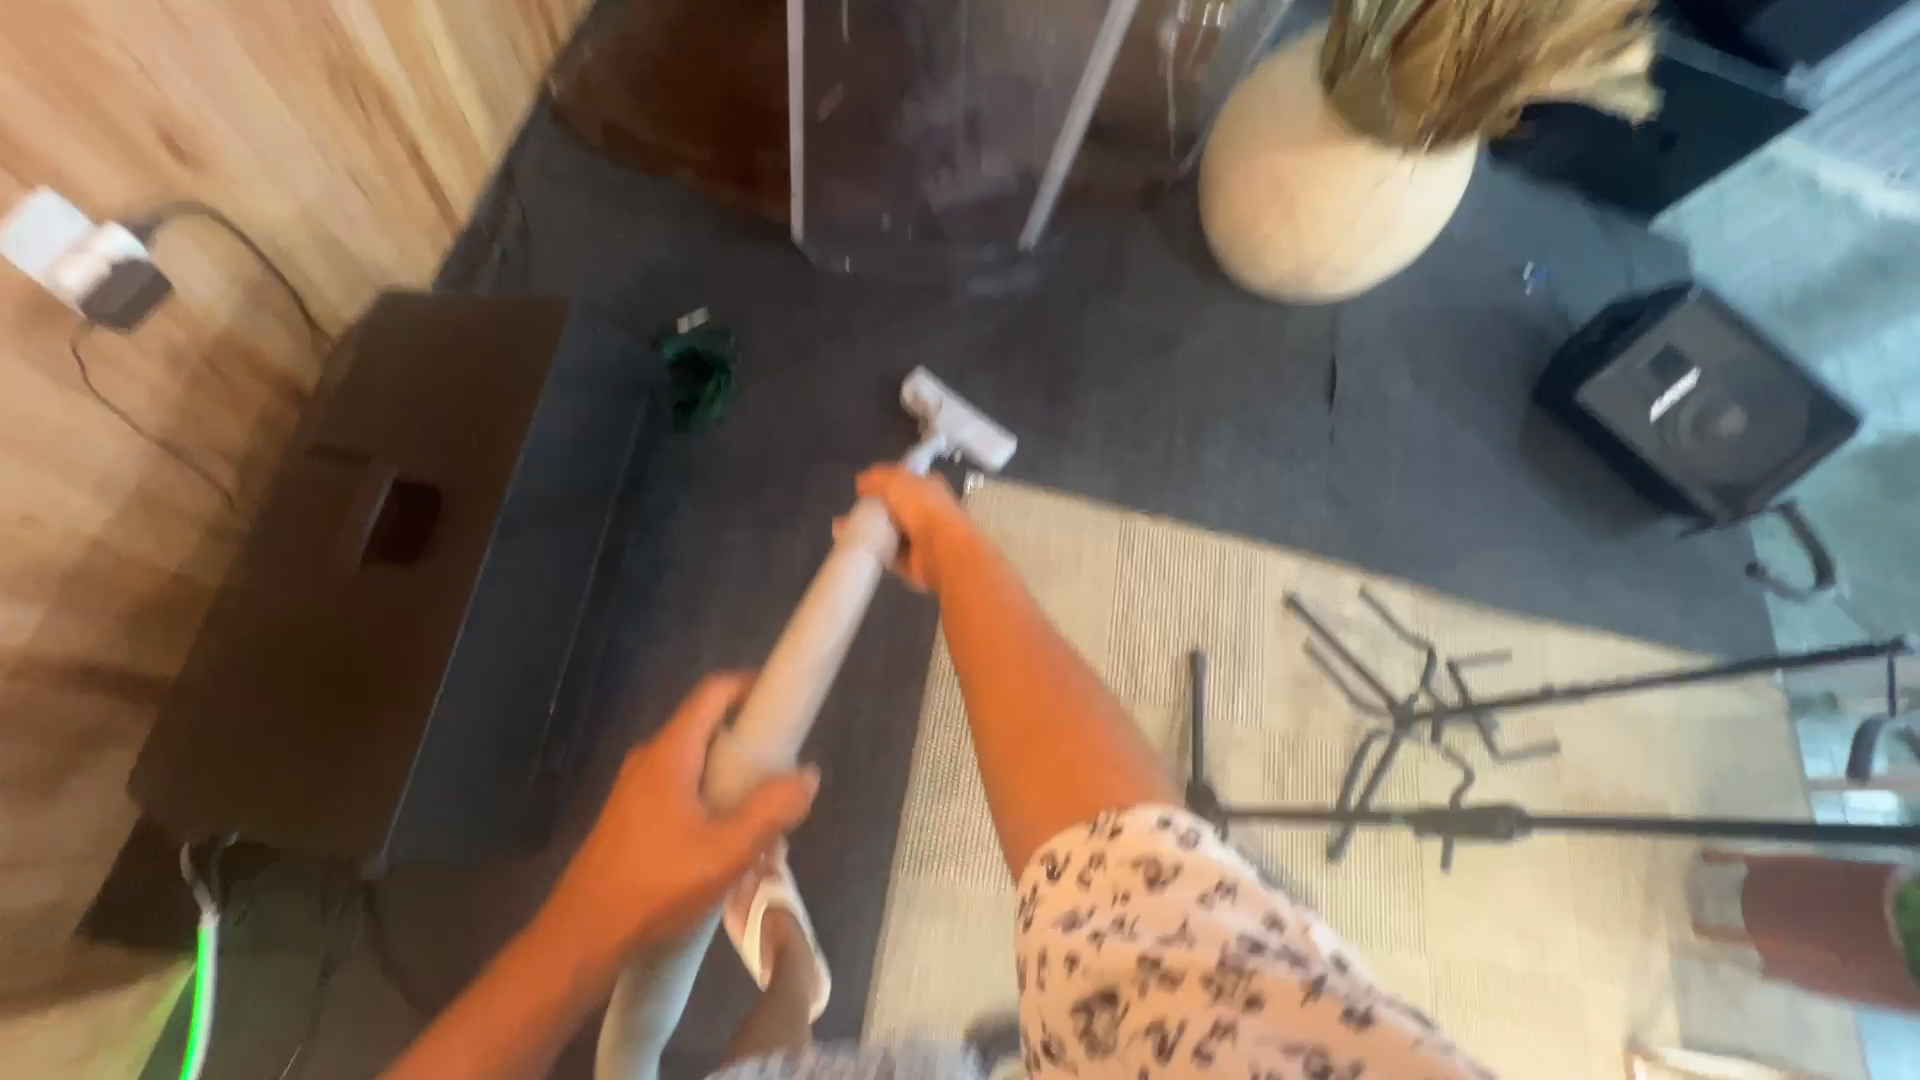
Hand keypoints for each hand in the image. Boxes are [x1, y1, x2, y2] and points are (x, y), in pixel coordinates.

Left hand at [541, 673, 818, 962]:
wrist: (582, 937)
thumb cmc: (656, 884)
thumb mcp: (727, 850)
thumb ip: (772, 809)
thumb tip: (808, 776)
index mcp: (671, 752)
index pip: (714, 692)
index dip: (752, 685)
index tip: (785, 700)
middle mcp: (651, 759)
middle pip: (710, 729)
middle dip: (752, 748)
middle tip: (784, 777)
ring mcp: (637, 789)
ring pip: (698, 766)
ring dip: (734, 785)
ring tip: (764, 825)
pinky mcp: (632, 818)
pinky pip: (683, 792)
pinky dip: (713, 805)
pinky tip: (729, 850)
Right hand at [854, 465, 977, 592]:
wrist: (941, 549)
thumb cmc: (922, 508)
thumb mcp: (896, 480)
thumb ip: (877, 478)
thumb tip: (861, 481)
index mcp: (929, 487)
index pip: (904, 482)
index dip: (883, 484)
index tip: (862, 489)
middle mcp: (927, 511)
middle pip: (894, 509)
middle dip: (872, 510)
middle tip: (850, 513)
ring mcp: (921, 538)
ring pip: (889, 532)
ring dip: (869, 531)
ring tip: (844, 530)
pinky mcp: (913, 561)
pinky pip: (888, 554)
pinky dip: (872, 551)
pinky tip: (855, 546)